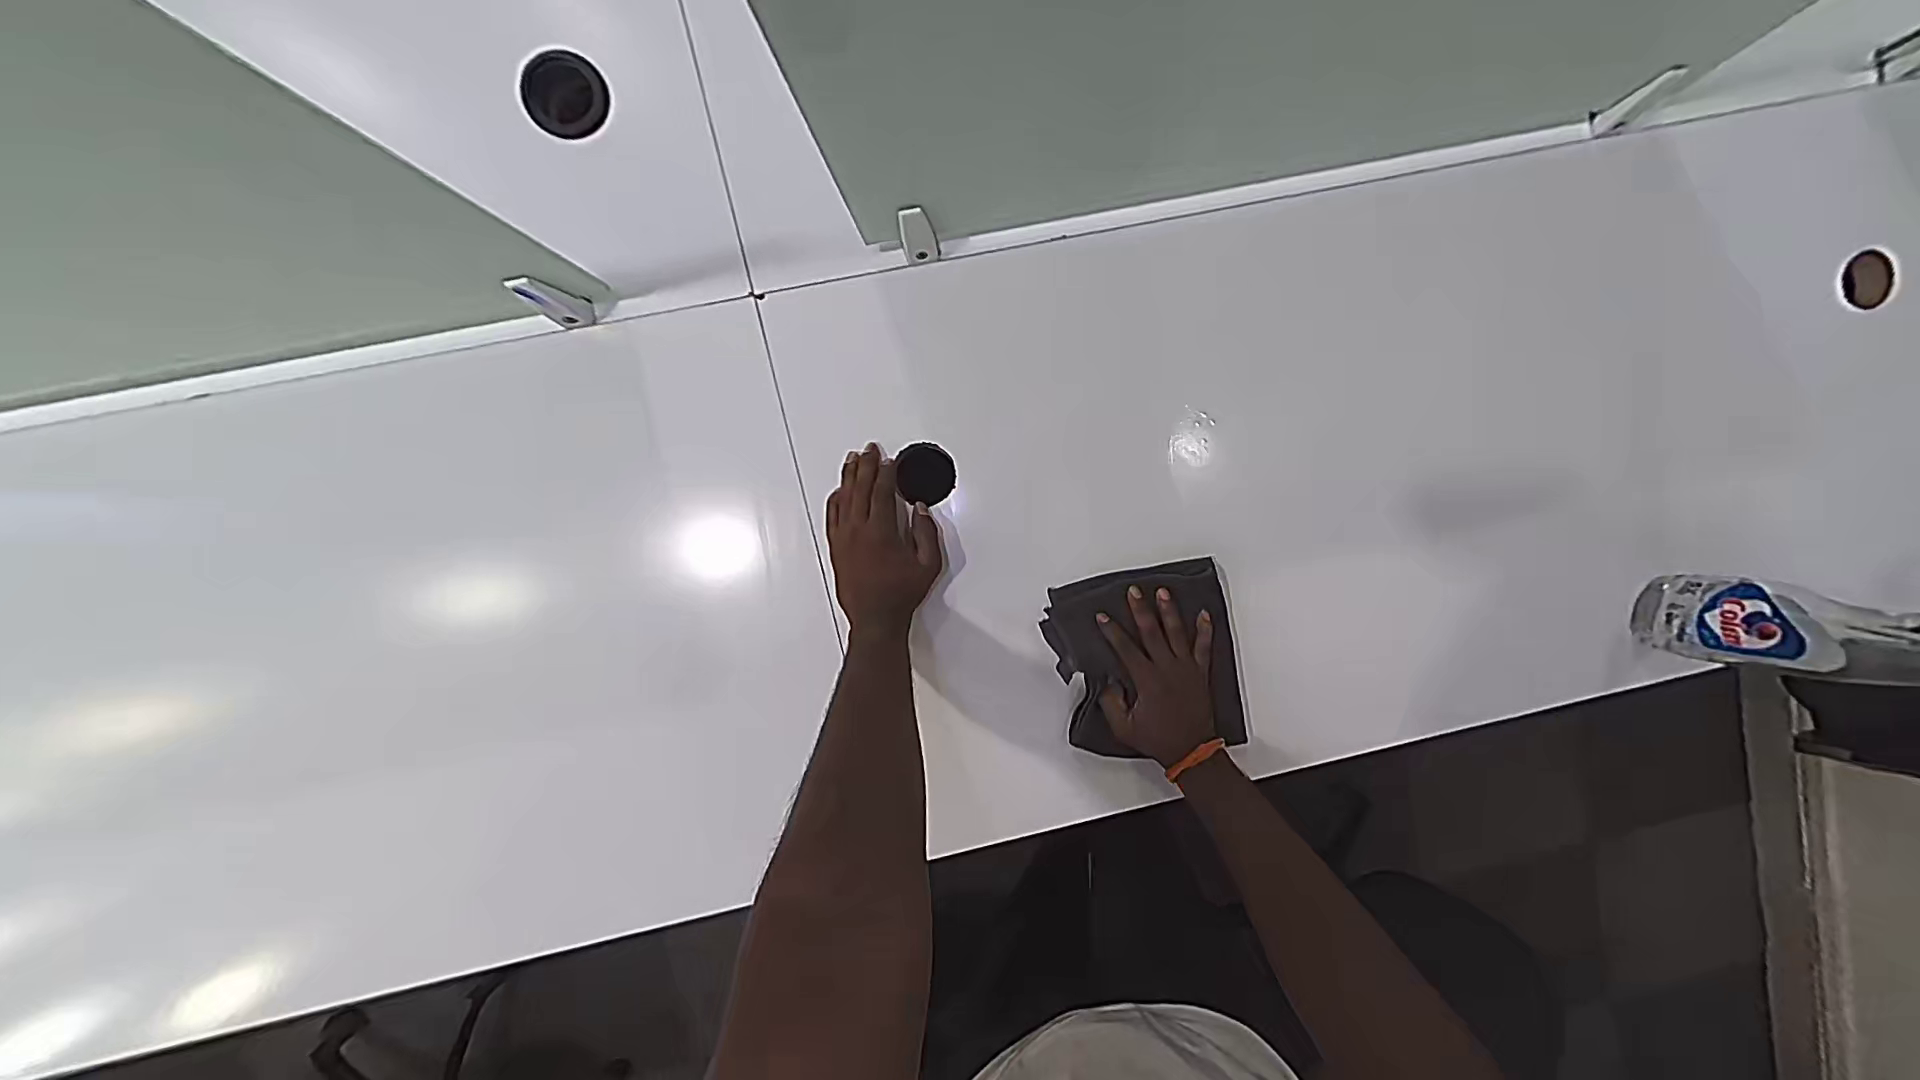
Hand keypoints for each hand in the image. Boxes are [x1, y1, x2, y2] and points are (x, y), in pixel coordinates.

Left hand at [826, 443, 942, 635]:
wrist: (875, 619)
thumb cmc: (899, 595)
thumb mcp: (928, 565)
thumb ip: (926, 534)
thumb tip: (920, 511)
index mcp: (881, 532)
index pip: (882, 492)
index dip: (886, 472)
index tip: (890, 461)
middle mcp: (858, 532)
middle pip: (861, 488)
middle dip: (866, 465)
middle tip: (869, 450)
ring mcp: (844, 539)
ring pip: (844, 498)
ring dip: (849, 476)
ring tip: (852, 460)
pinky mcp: (836, 548)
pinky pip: (833, 515)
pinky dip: (836, 499)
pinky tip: (839, 491)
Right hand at [1097, 585, 1216, 768]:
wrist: (1192, 751)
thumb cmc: (1158, 739)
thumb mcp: (1124, 727)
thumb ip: (1111, 703)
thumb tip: (1109, 682)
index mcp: (1147, 680)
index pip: (1125, 648)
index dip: (1112, 631)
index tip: (1102, 617)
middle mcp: (1167, 669)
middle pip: (1151, 632)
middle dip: (1140, 609)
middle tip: (1134, 592)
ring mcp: (1186, 669)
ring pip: (1176, 632)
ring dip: (1169, 611)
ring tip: (1163, 592)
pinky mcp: (1200, 673)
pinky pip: (1203, 647)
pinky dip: (1205, 630)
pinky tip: (1203, 614)